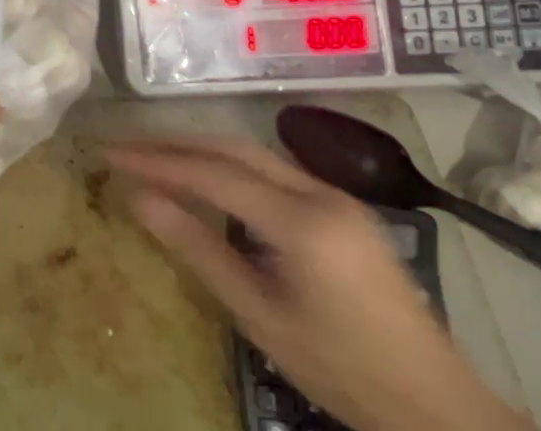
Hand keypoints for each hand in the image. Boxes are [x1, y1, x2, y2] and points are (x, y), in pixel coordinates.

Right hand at [108, 137, 533, 430]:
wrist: (430, 399)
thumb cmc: (337, 364)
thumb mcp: (258, 313)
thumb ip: (199, 249)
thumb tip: (139, 199)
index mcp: (301, 221)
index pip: (212, 173)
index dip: (156, 160)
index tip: (110, 153)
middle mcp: (321, 193)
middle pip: (233, 148)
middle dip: (174, 142)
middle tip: (124, 144)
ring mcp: (337, 197)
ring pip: (255, 154)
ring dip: (201, 149)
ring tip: (153, 155)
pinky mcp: (344, 209)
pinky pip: (275, 171)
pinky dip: (230, 167)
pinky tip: (207, 179)